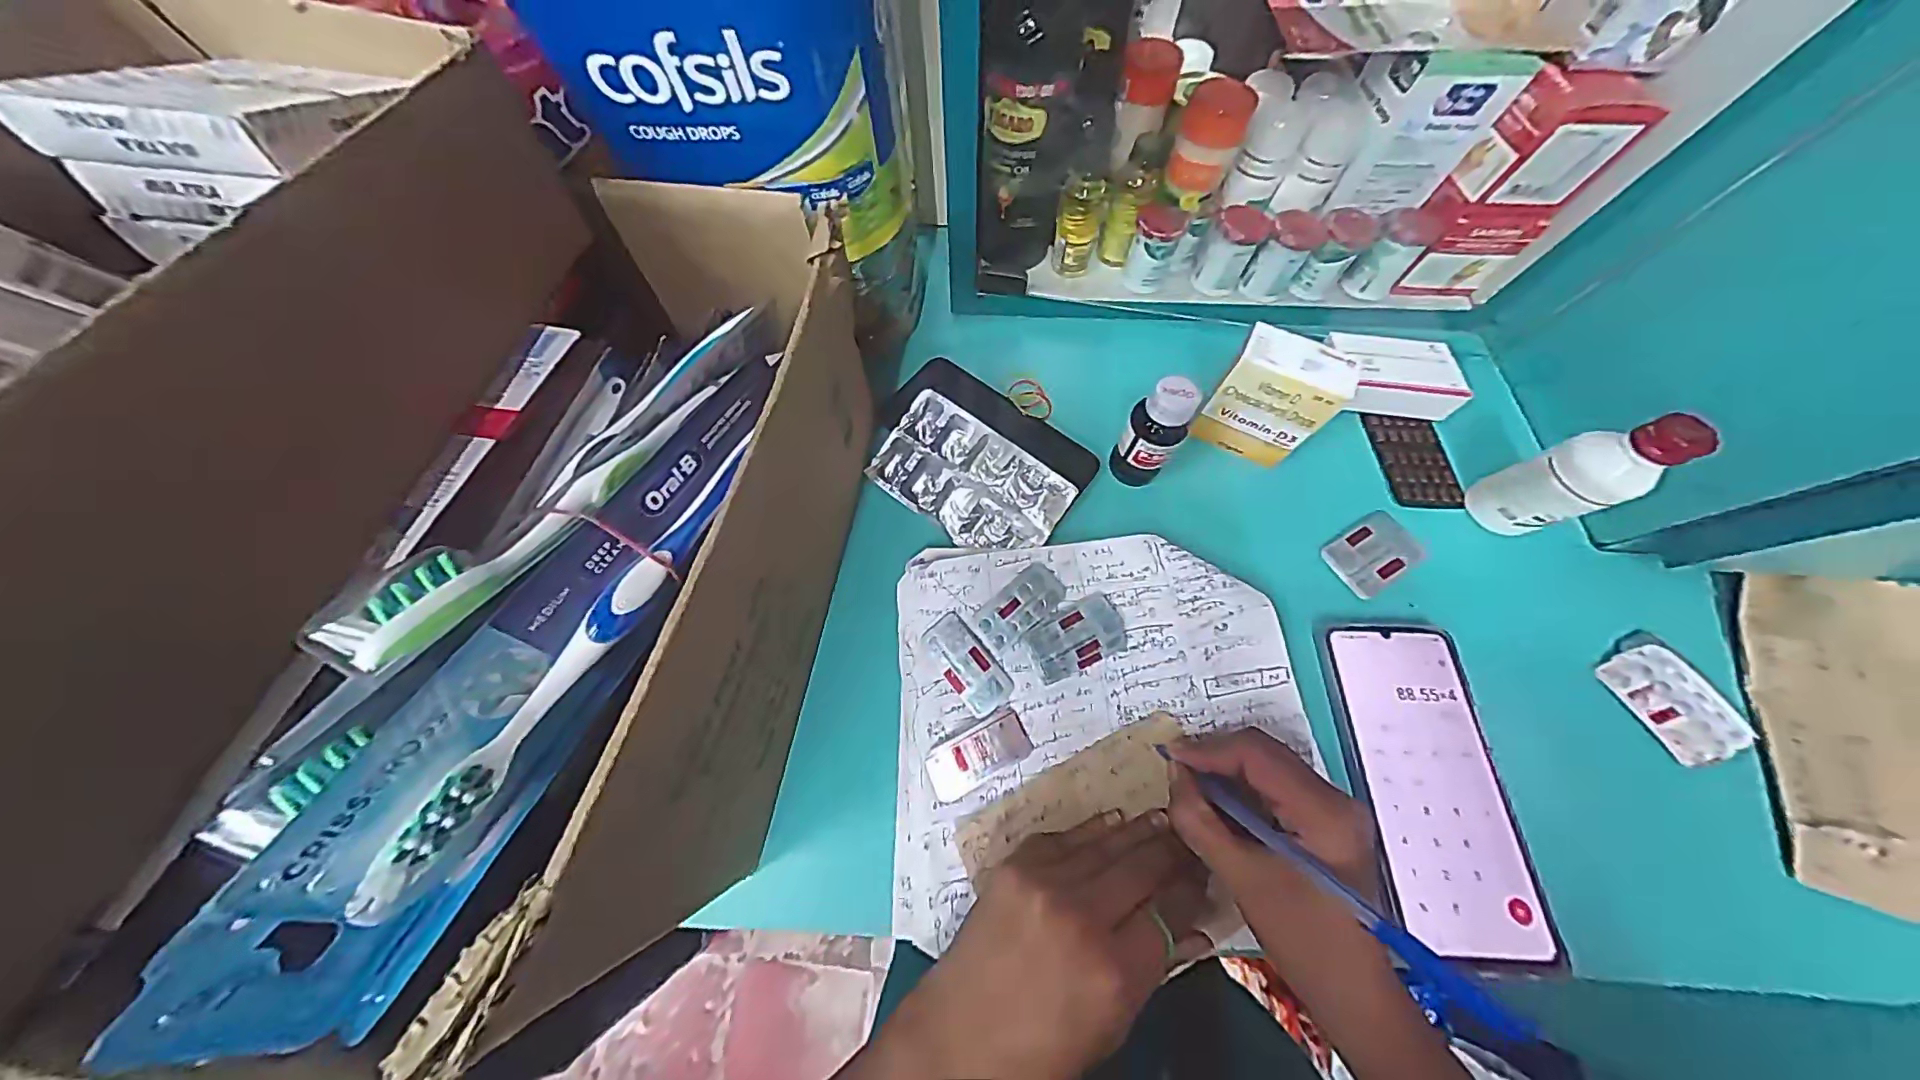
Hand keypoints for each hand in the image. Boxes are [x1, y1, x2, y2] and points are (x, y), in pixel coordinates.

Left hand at [842, 812, 1210, 1079]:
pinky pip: (1065, 837)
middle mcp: (1082, 915)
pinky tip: (1114, 822)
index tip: (1202, 875)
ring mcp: (1044, 883)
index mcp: (1114, 969)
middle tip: (1188, 839)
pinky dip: (1094, 829)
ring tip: (1161, 819)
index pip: (1171, 909)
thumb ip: (1155, 971)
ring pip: (1106, 844)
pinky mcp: (1014, 866)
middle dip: (1171, 851)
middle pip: (1143, 867)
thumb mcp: (1111, 1025)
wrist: (959, 1034)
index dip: (1192, 888)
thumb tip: (1195, 930)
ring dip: (1138, 831)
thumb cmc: (1042, 1047)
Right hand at [1165, 729, 1380, 930]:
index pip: (1257, 755)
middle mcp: (1335, 798)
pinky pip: (1273, 786)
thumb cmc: (1301, 939)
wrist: (1350, 989)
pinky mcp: (1324, 819)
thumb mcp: (1241, 877)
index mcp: (1325, 812)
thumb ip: (1200, 821)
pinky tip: (1214, 801)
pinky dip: (1239, 787)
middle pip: (1263, 753)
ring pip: (1266, 766)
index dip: (1208, 750)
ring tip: (1188, 784)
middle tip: (1175, 770)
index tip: (1169, 757)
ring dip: (1225, 770)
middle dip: (1214, 756)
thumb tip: (1175, 775)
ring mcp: (1333, 808)